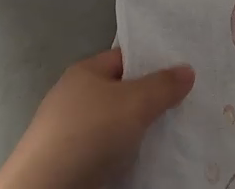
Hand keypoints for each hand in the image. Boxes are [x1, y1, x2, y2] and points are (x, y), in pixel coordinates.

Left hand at [0, 48, 194, 188]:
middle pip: (121, 93)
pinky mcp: (71, 162)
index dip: (152, 63)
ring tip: (172, 136)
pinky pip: (107, 152)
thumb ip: (162, 86)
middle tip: (184, 106)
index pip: (124, 58)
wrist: (47, 188)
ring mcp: (71, 132)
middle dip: (150, 101)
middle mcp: (75, 97)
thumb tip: (187, 69)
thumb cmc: (89, 132)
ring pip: (115, 126)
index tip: (182, 73)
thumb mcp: (134, 103)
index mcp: (85, 72)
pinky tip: (145, 162)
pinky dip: (125, 156)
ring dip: (138, 133)